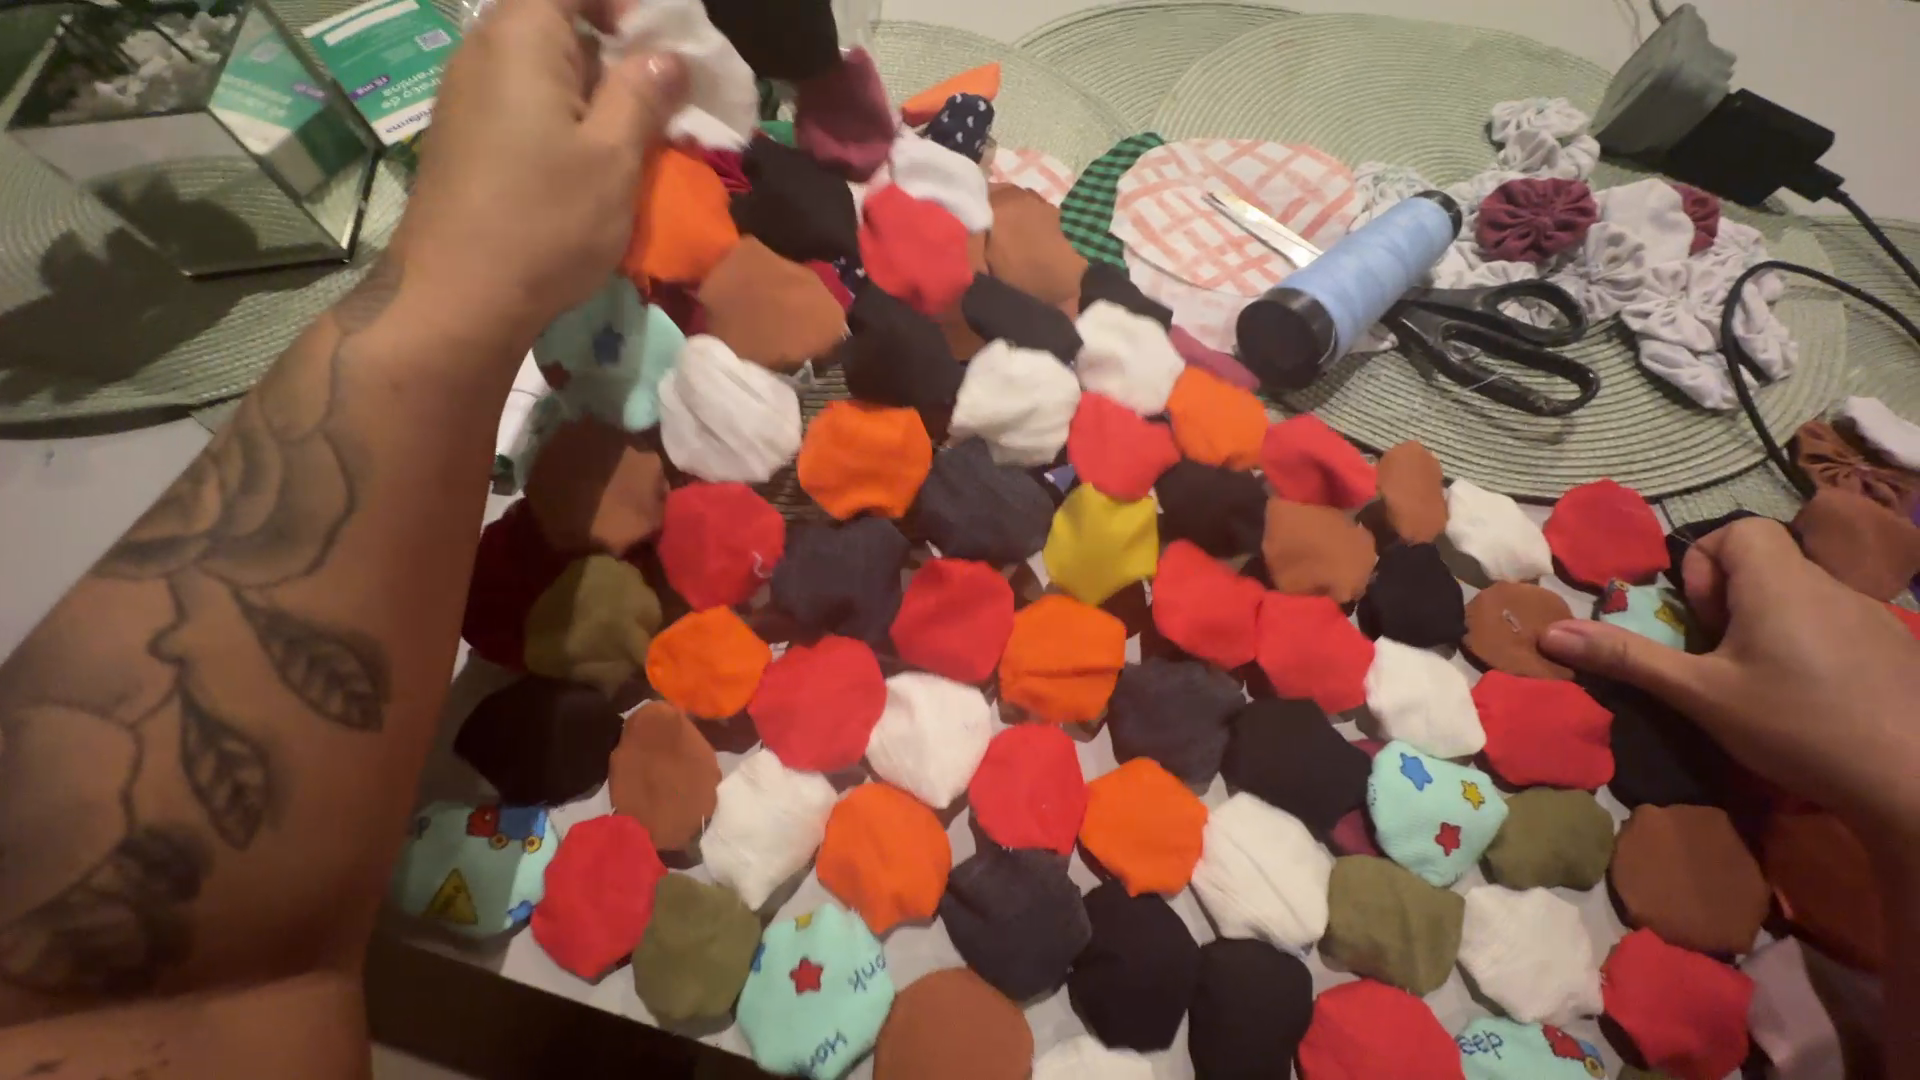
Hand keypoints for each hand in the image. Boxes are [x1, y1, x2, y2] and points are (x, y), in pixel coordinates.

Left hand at [396, 0, 687, 347]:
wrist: (463, 292)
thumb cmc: (548, 221)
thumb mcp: (613, 159)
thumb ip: (642, 97)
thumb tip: (669, 57)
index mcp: (521, 36)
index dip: (623, 6)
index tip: (663, 51)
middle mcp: (484, 47)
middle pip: (558, 20)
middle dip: (616, 53)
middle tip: (660, 105)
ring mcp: (469, 91)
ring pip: (545, 66)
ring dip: (594, 92)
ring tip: (631, 142)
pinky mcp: (468, 132)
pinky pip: (525, 100)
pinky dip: (566, 118)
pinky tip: (588, 166)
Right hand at [1539, 517, 1919, 835]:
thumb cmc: (1799, 728)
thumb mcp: (1697, 694)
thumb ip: (1624, 657)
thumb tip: (1547, 633)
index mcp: (1783, 587)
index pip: (1739, 529)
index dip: (1704, 562)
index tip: (1700, 618)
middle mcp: (1832, 589)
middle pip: (1764, 561)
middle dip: (1725, 597)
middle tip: (1716, 651)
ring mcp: (1873, 619)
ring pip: (1798, 593)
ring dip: (1762, 621)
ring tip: (1755, 676)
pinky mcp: (1896, 651)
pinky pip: (1833, 622)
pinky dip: (1803, 642)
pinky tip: (1804, 693)